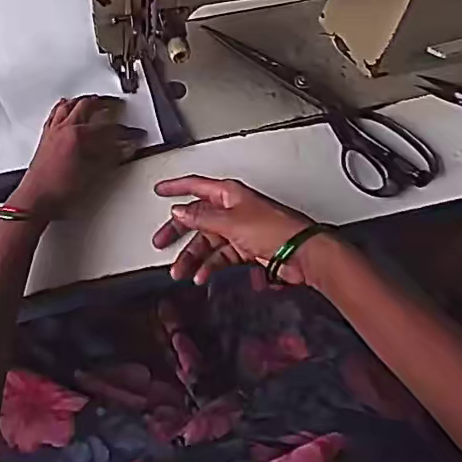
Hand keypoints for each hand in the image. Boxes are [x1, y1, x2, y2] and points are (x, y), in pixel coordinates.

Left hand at [9, 96, 143, 221]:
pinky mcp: (46, 136)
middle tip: (115, 105)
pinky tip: (65, 107)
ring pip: (69, 106)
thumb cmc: (58, 190)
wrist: (35, 200)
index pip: (108, 129)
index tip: (133, 134)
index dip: (125, 132)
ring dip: (83, 101)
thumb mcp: (93, 175)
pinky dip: (62, 108)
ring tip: (92, 100)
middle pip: (87, 106)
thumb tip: (124, 149)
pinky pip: (54, 114)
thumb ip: (111, 158)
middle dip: (105, 104)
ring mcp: (54, 131)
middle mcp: (65, 129)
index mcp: (78, 136)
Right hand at [151, 176, 328, 284]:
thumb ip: (201, 217)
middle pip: (197, 217)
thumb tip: (179, 211)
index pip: (195, 186)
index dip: (176, 187)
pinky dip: (210, 265)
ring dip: (193, 256)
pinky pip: (221, 255)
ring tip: (180, 270)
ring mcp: (239, 228)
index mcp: (228, 193)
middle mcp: (232, 208)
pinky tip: (202, 275)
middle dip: (178, 230)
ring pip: (208, 240)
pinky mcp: (246, 247)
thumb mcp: (231, 222)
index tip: (160, 189)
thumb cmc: (275, 229)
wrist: (301, 253)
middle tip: (161, 240)